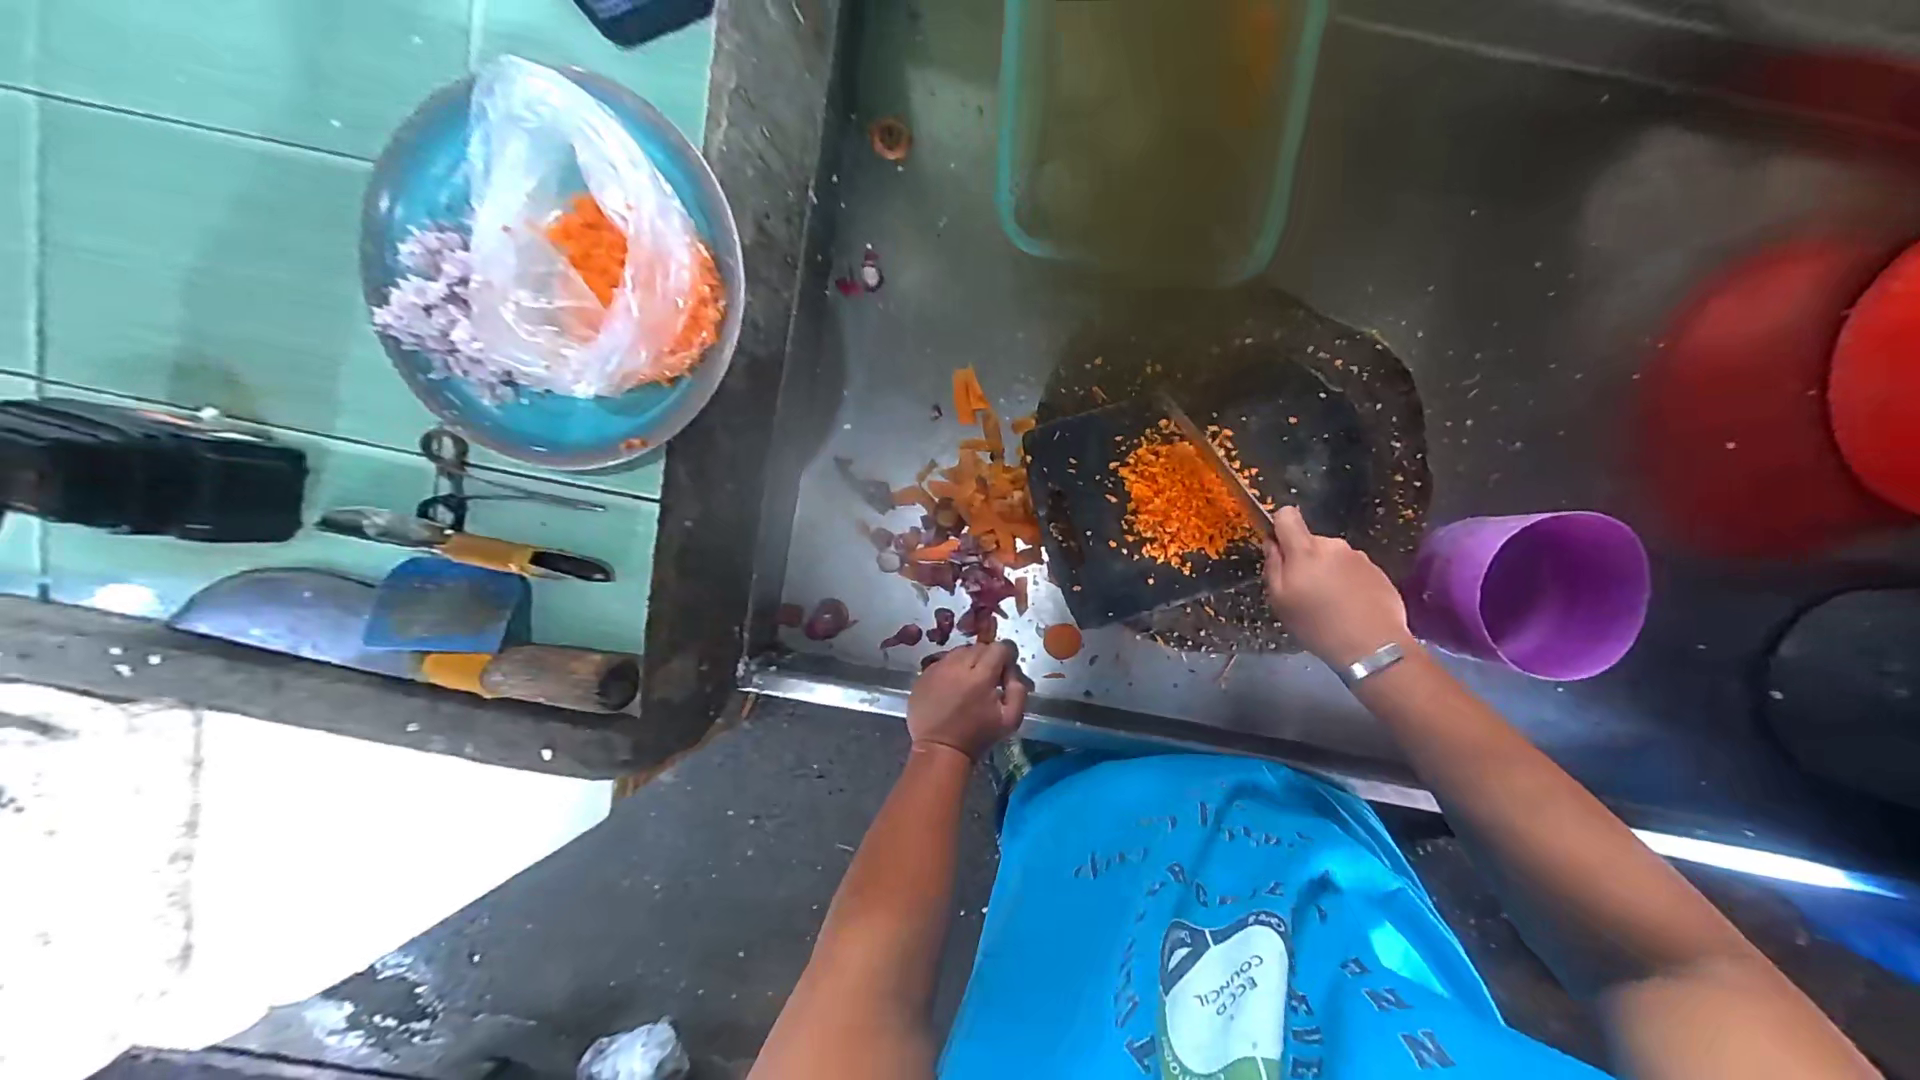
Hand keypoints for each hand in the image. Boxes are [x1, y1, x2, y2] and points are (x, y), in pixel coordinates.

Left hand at [907, 642, 1028, 759]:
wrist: (940, 749)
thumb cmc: (978, 736)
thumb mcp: (1011, 719)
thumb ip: (1019, 689)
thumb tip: (1013, 670)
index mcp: (981, 677)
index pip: (999, 647)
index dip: (1007, 654)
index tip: (1006, 668)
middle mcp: (957, 667)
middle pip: (979, 647)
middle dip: (988, 658)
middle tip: (988, 677)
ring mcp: (937, 669)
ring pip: (959, 651)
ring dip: (968, 661)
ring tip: (969, 680)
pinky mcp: (923, 676)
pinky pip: (941, 662)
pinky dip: (950, 668)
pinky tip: (952, 685)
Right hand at [1263, 505, 1411, 668]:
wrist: (1373, 646)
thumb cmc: (1317, 624)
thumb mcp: (1280, 600)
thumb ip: (1272, 565)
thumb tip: (1271, 543)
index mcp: (1305, 550)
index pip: (1287, 515)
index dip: (1279, 526)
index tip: (1279, 549)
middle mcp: (1334, 545)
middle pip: (1310, 542)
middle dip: (1304, 559)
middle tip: (1304, 591)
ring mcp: (1359, 557)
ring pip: (1332, 556)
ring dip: (1326, 571)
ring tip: (1329, 602)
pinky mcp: (1378, 572)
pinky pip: (1352, 569)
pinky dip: (1346, 582)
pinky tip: (1349, 606)